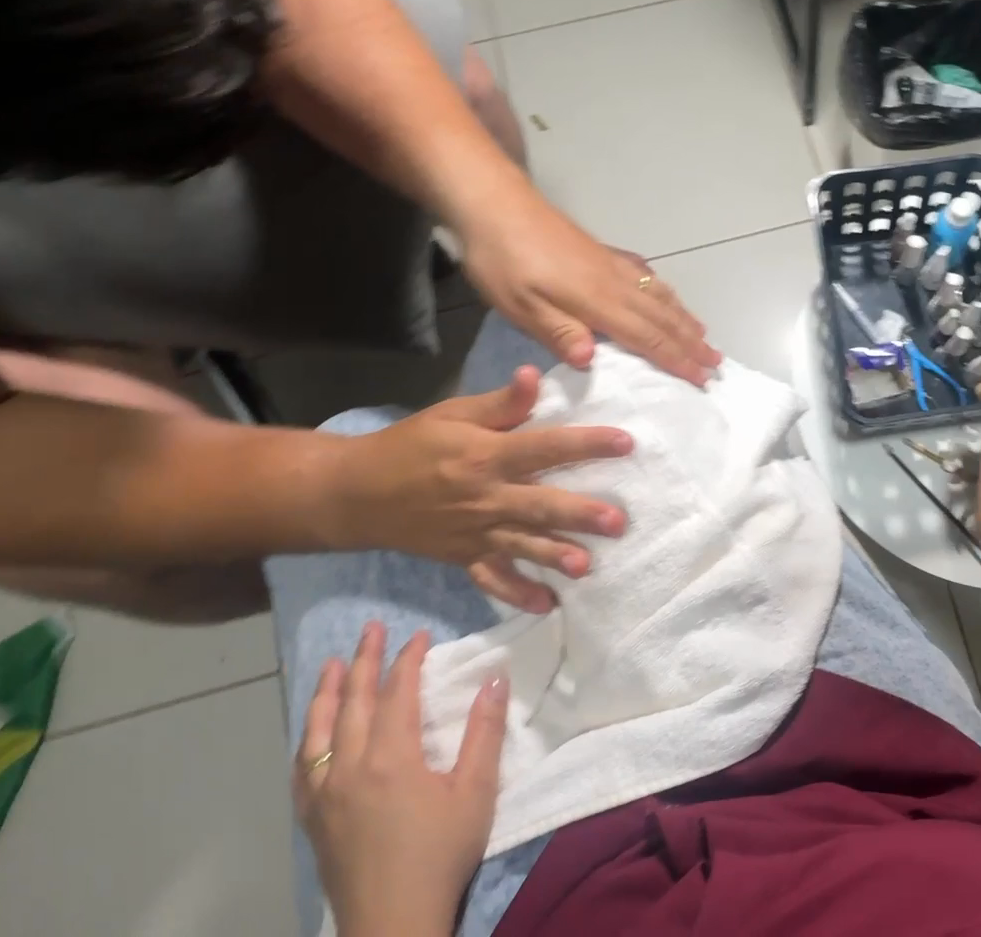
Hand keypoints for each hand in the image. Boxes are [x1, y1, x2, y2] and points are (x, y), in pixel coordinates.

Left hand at [295, 624, 506, 936]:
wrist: (393, 920)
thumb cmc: (441, 853)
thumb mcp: (476, 792)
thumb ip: (484, 733)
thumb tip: (494, 680)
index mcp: (391, 757)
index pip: (397, 693)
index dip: (408, 660)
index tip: (419, 636)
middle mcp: (349, 766)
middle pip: (354, 701)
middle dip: (363, 661)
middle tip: (371, 628)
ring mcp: (324, 792)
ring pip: (319, 729)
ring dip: (328, 691)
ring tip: (333, 663)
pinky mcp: (312, 817)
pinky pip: (302, 766)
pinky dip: (308, 737)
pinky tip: (312, 731)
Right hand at [327, 365, 630, 612]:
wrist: (353, 492)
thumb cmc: (410, 445)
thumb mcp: (453, 414)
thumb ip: (501, 403)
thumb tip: (535, 374)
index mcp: (486, 455)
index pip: (546, 448)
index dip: (587, 444)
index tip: (626, 443)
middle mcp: (485, 497)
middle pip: (540, 505)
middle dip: (579, 514)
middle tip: (617, 521)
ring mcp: (474, 532)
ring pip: (522, 546)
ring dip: (555, 556)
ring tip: (586, 567)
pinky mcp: (463, 558)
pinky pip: (491, 580)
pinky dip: (516, 594)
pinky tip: (546, 605)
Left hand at [457, 194, 720, 384]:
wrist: (494, 203)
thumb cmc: (502, 261)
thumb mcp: (518, 305)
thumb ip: (557, 331)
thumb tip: (590, 360)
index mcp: (597, 302)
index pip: (647, 337)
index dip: (676, 360)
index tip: (701, 379)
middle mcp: (616, 283)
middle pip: (663, 318)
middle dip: (692, 344)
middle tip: (717, 364)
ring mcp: (614, 265)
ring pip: (661, 296)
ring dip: (686, 320)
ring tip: (706, 337)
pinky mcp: (605, 253)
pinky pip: (648, 277)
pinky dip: (667, 294)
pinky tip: (670, 298)